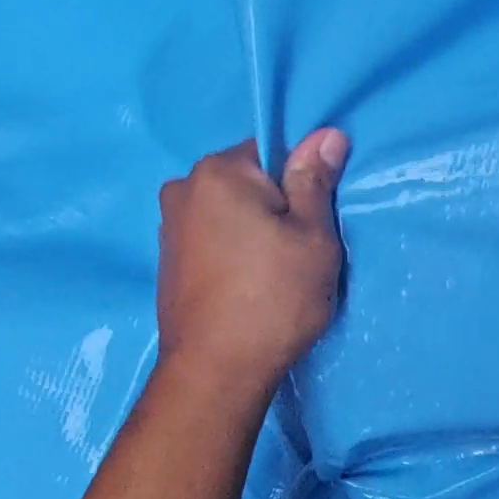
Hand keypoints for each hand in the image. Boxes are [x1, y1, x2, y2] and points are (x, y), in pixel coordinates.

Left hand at [155, 128, 349, 389]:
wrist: (220, 364)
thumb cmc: (278, 297)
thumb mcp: (315, 239)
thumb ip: (316, 184)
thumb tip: (328, 134)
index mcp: (221, 171)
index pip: (273, 151)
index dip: (304, 183)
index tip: (322, 220)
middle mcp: (185, 186)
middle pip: (250, 183)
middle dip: (279, 208)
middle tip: (307, 252)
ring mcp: (171, 223)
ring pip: (232, 213)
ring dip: (258, 233)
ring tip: (281, 273)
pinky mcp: (170, 257)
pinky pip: (216, 238)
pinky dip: (238, 253)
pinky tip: (255, 286)